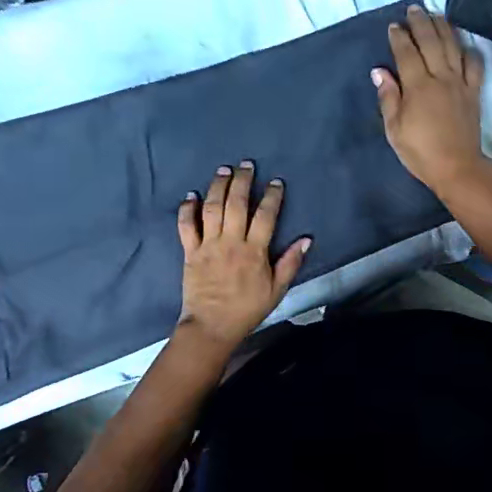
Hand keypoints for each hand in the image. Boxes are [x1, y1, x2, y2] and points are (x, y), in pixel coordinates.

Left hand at [175, 161, 311, 350]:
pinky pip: (186, 226)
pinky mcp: (190, 252)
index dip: (272, 196)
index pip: (266, 216)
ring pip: (212, 208)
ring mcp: (208, 245)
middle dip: (242, 181)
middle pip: (236, 204)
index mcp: (254, 251)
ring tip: (223, 170)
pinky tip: (190, 195)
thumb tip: (306, 239)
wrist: (212, 326)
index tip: (276, 182)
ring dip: (217, 187)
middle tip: (246, 165)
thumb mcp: (276, 290)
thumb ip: (290, 262)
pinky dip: (187, 209)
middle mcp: (230, 242)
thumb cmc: (247, 309)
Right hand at [376, 5, 488, 196]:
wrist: (457, 167)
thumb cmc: (419, 151)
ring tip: (436, 15)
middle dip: (421, 23)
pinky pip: (474, 64)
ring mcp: (460, 83)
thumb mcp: (394, 128)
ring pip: (453, 47)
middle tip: (414, 9)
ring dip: (444, 28)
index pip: (407, 53)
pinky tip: (463, 44)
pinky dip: (468, 50)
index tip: (393, 26)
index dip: (399, 38)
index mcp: (418, 86)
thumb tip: (379, 72)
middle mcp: (441, 77)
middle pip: (431, 42)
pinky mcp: (473, 92)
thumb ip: (388, 97)